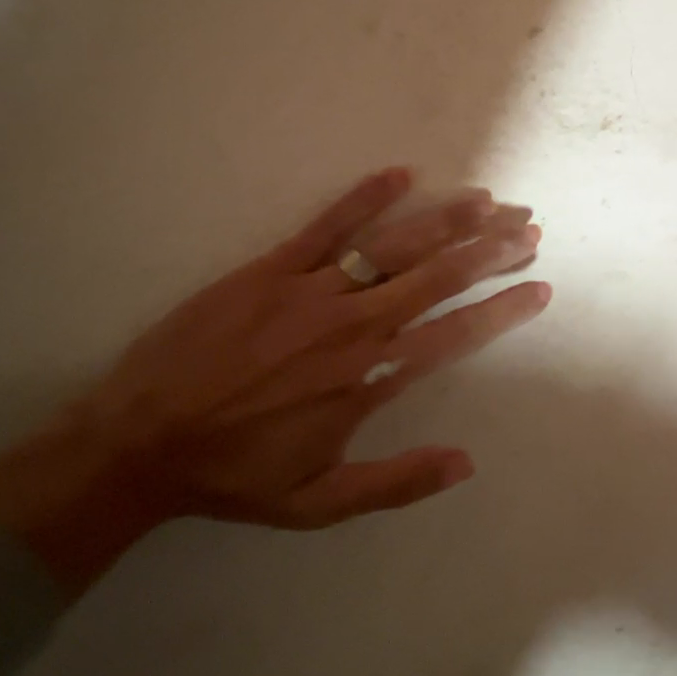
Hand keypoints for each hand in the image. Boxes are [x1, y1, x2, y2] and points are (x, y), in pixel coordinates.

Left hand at [0, 167, 549, 594]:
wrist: (136, 443)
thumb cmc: (235, 473)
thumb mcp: (320, 503)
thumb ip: (396, 483)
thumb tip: (467, 463)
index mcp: (370, 377)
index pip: (457, 333)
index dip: (504, 308)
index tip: (540, 287)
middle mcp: (354, 325)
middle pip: (439, 277)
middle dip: (491, 250)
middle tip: (528, 228)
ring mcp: (312, 291)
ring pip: (396, 246)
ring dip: (448, 220)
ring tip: (489, 201)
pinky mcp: (270, 269)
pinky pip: (327, 226)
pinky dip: (364, 198)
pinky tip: (400, 172)